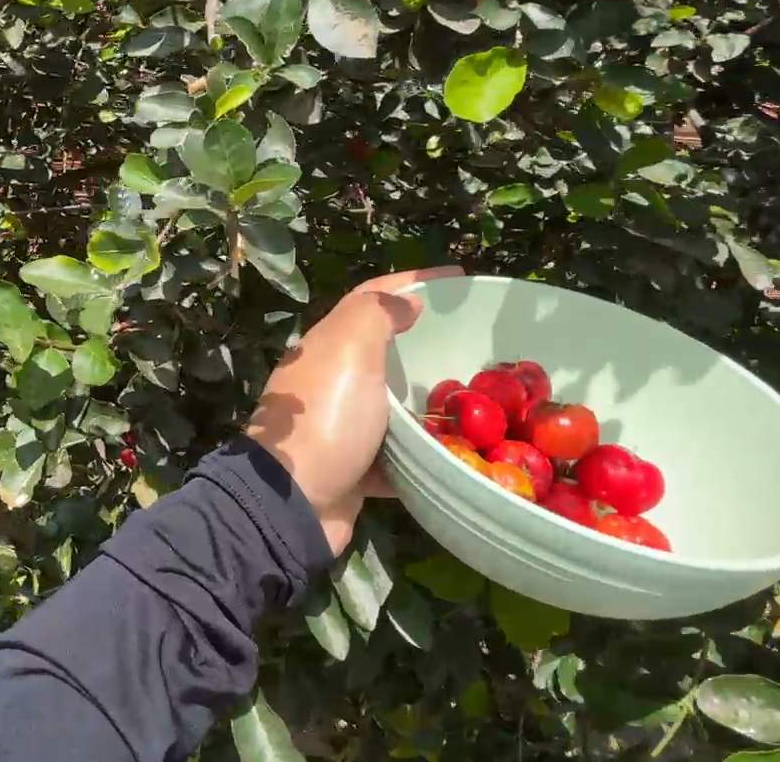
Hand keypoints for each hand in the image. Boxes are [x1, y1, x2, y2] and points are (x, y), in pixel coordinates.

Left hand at [247, 266, 463, 554]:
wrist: (293, 501)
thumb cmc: (326, 417)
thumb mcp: (348, 351)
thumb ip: (373, 316)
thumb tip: (405, 299)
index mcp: (326, 345)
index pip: (371, 298)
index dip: (413, 281)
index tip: (462, 278)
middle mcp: (329, 378)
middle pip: (382, 348)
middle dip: (427, 339)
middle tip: (480, 342)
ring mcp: (340, 424)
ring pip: (393, 402)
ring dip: (431, 397)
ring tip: (485, 395)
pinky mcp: (355, 466)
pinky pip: (399, 452)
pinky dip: (426, 449)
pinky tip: (464, 450)